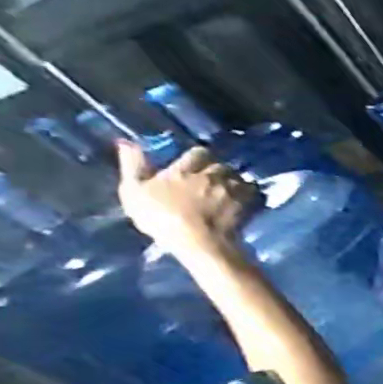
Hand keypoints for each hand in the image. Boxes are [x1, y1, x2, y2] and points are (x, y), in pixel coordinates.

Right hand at [117, 141, 251, 254]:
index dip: (198, 157)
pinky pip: (255, 194)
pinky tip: (247, 201)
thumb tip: (126, 142)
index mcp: (183, 171)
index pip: (197, 153)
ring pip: (239, 178)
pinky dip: (252, 195)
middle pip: (221, 165)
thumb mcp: (134, 191)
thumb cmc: (161, 218)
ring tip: (231, 190)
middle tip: (214, 180)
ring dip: (236, 182)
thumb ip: (133, 166)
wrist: (199, 241)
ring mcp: (232, 191)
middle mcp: (211, 177)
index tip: (196, 164)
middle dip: (218, 170)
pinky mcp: (247, 206)